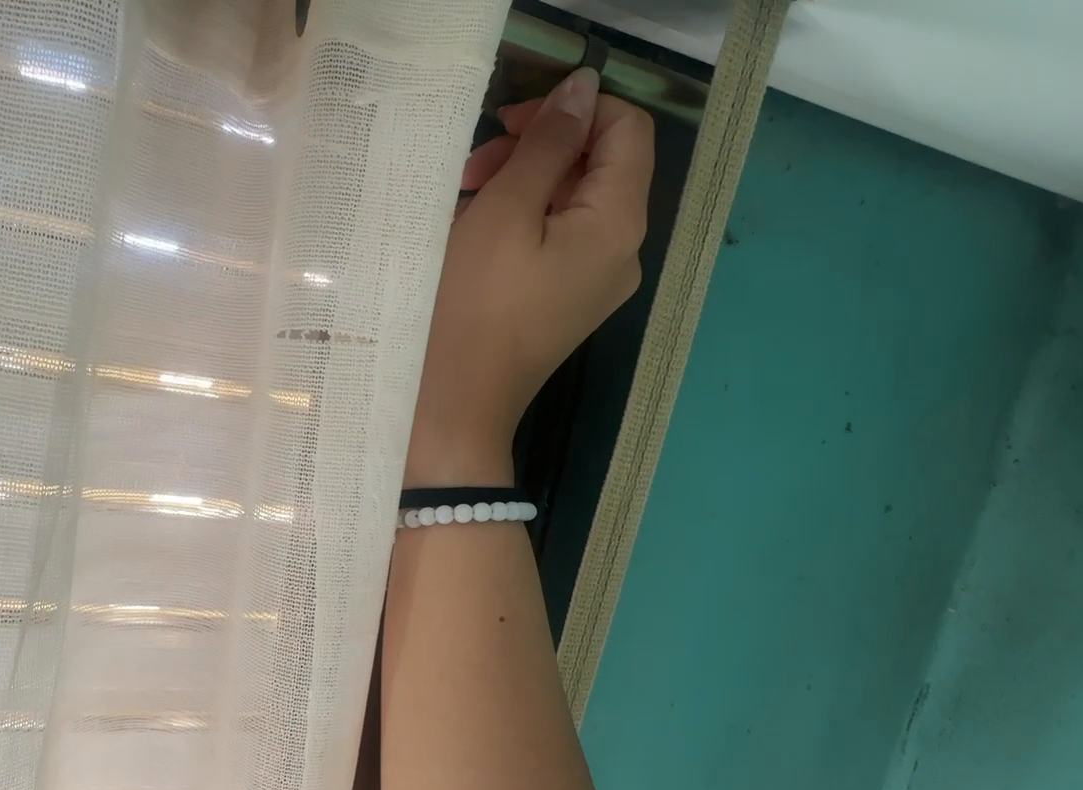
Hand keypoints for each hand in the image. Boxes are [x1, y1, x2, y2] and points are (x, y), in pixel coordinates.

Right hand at [405, 68, 654, 486]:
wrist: (456, 407)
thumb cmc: (473, 307)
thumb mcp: (504, 212)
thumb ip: (548, 145)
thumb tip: (583, 88)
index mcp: (618, 223)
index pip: (627, 128)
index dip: (572, 110)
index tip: (506, 125)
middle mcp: (623, 253)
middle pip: (599, 168)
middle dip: (538, 152)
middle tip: (470, 170)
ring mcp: (597, 285)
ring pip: (573, 207)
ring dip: (522, 188)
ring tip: (463, 203)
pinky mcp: (567, 307)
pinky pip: (558, 245)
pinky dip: (522, 226)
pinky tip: (476, 238)